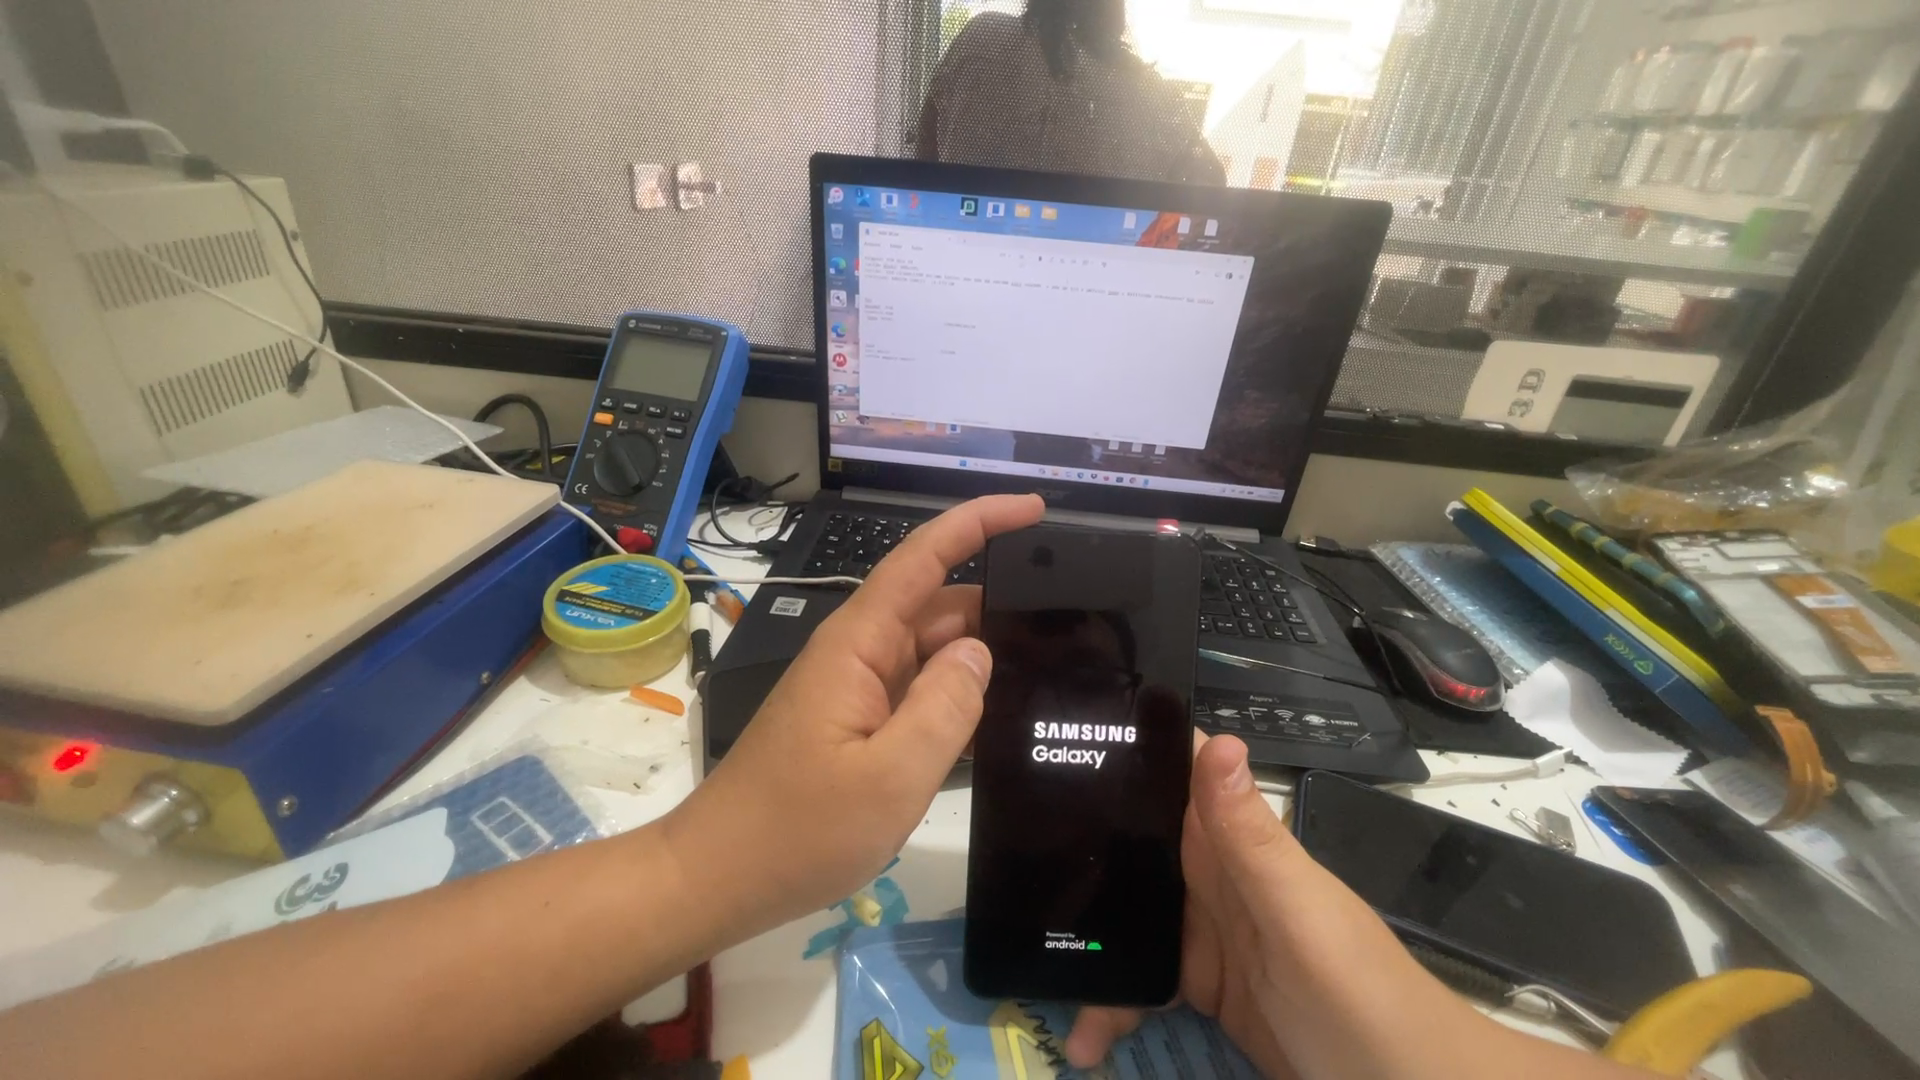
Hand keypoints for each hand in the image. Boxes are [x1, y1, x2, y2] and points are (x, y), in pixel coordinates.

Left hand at [662, 493, 1044, 941]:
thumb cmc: (798, 830)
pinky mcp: (860, 719)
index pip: (924, 557)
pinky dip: (960, 695)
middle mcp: (860, 651)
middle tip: (1075, 626)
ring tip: (1055, 672)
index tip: (1034, 508)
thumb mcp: (890, 777)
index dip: (978, 522)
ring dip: (984, 656)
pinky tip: (1002, 719)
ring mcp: (859, 686)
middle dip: (1001, 603)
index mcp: (860, 643)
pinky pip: (921, 689)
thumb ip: (946, 708)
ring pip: (935, 650)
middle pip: (940, 605)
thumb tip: (980, 650)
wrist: (721, 875)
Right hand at [1064, 735, 1536, 1079]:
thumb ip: (1252, 836)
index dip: (1120, 743)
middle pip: (1131, 841)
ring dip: (1083, 934)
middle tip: (1005, 852)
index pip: (1174, 770)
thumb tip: (1216, 737)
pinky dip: (1111, 1004)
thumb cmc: (1358, 994)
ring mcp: (1202, 930)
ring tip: (1028, 962)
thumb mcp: (1297, 915)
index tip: (1052, 732)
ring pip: (1125, 912)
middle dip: (1074, 841)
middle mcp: (1210, 873)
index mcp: (1231, 840)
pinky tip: (1083, 1041)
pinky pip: (1140, 979)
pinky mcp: (1198, 983)